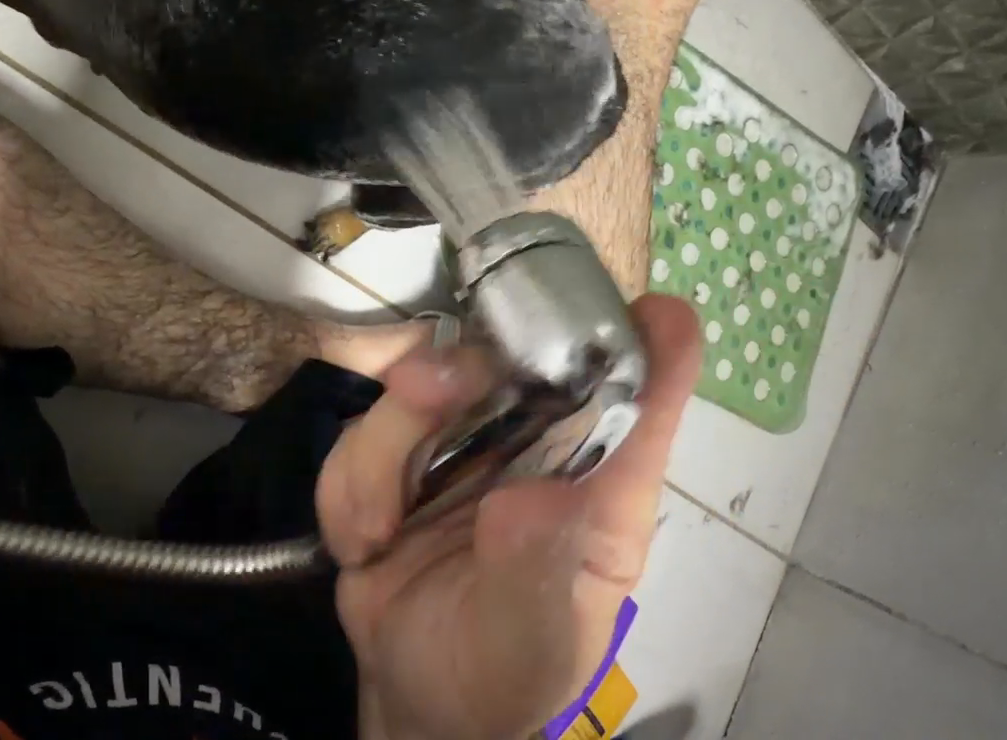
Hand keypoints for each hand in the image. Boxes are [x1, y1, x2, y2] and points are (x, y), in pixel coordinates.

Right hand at [318, 295, 701, 739]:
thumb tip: (528, 498)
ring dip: (380, 458)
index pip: (639, 410)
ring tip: (378, 531)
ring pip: (411, 395)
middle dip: (448, 378)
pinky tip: (363, 542)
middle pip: (500, 368)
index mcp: (596, 495)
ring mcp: (458, 448)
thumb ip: (534, 572)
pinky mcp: (394, 457)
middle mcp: (532, 452)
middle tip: (418, 392)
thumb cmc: (501, 673)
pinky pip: (356, 438)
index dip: (657, 353)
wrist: (411, 694)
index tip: (658, 311)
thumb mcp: (530, 641)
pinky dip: (347, 489)